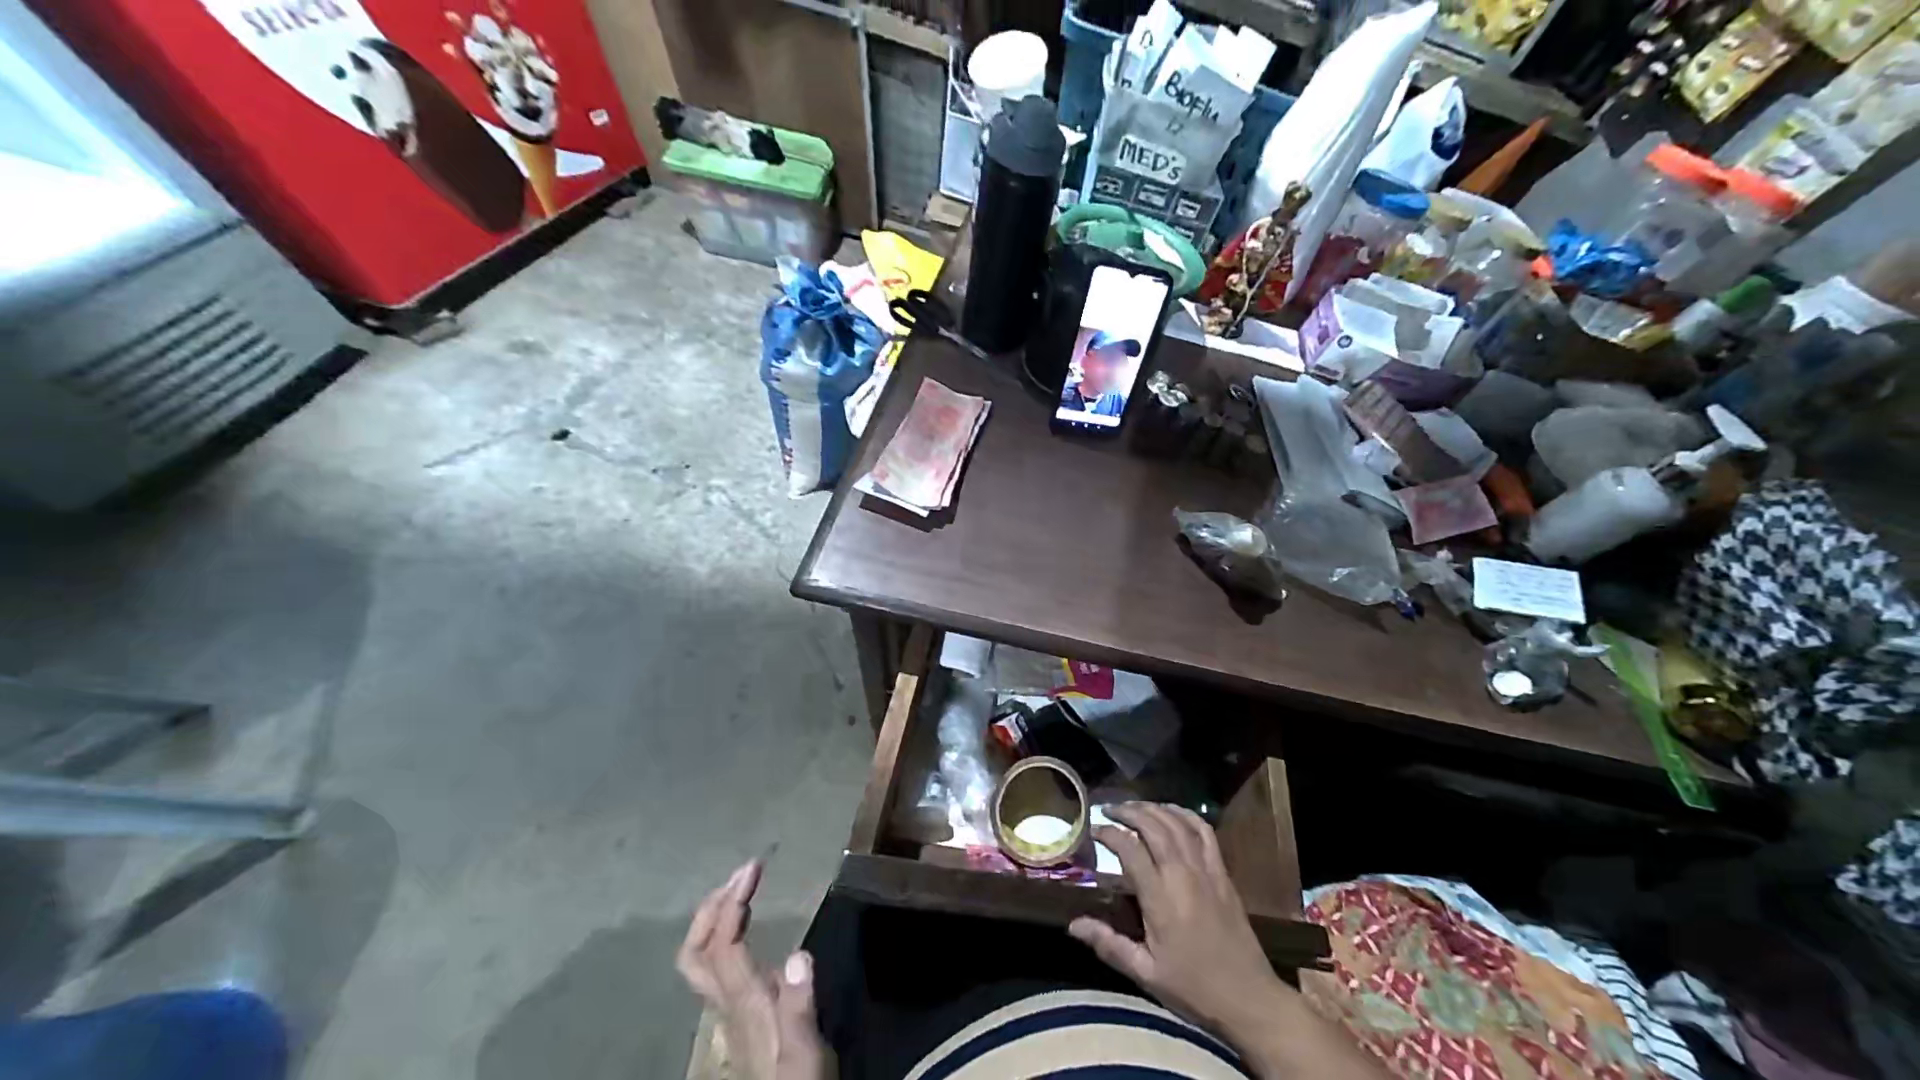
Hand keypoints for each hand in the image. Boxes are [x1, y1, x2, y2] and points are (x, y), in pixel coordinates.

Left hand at [675, 861, 826, 1079]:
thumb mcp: (806, 1051)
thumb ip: (799, 1006)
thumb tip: (799, 955)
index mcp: (744, 1002)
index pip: (723, 945)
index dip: (732, 903)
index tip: (753, 869)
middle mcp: (728, 1001)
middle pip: (695, 952)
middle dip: (711, 907)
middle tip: (741, 874)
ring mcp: (730, 1007)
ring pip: (700, 959)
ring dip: (713, 918)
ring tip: (740, 888)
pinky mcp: (739, 1010)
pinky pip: (718, 963)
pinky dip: (725, 933)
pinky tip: (748, 925)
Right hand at [1070, 803, 1390, 1079]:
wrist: (1249, 999)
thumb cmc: (1194, 989)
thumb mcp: (1146, 974)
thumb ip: (1109, 944)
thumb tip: (1073, 925)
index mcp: (1161, 899)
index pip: (1130, 850)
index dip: (1109, 834)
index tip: (1093, 829)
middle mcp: (1183, 875)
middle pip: (1154, 826)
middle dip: (1128, 812)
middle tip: (1109, 809)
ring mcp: (1207, 871)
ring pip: (1178, 823)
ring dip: (1154, 808)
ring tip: (1134, 806)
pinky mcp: (1223, 874)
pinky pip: (1204, 832)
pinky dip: (1186, 815)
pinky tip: (1172, 812)